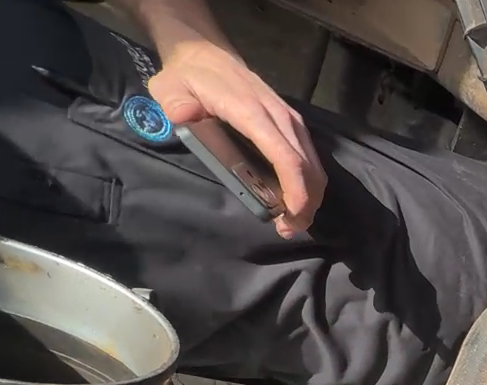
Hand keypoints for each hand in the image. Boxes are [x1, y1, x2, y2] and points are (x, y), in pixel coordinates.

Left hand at [149, 37, 325, 237]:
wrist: (207, 53)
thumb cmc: (189, 76)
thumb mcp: (170, 87)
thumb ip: (175, 103)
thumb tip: (184, 118)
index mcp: (255, 114)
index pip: (288, 160)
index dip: (296, 193)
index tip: (289, 218)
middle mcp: (283, 120)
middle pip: (310, 171)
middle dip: (306, 205)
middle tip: (289, 229)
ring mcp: (294, 124)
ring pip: (316, 169)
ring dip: (310, 198)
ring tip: (293, 218)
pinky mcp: (297, 129)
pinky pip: (312, 163)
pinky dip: (308, 185)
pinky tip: (295, 198)